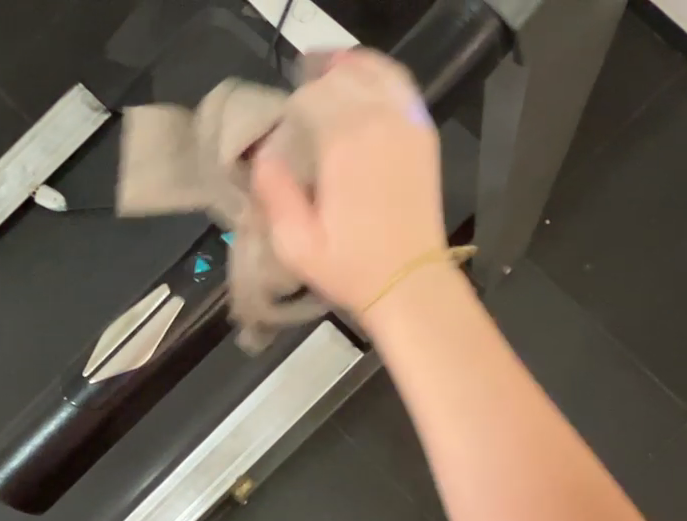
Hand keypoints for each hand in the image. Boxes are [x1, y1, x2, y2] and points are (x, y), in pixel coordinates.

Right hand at [252, 50, 452, 314]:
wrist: (409, 282)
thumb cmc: (351, 268)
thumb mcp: (296, 244)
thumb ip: (274, 192)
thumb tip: (263, 156)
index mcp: (343, 143)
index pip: (308, 97)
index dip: (290, 110)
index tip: (282, 136)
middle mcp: (378, 120)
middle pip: (339, 78)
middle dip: (315, 87)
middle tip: (299, 112)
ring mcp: (406, 123)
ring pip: (371, 71)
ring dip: (345, 72)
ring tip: (325, 81)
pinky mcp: (422, 134)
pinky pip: (399, 86)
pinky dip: (377, 78)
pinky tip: (361, 88)